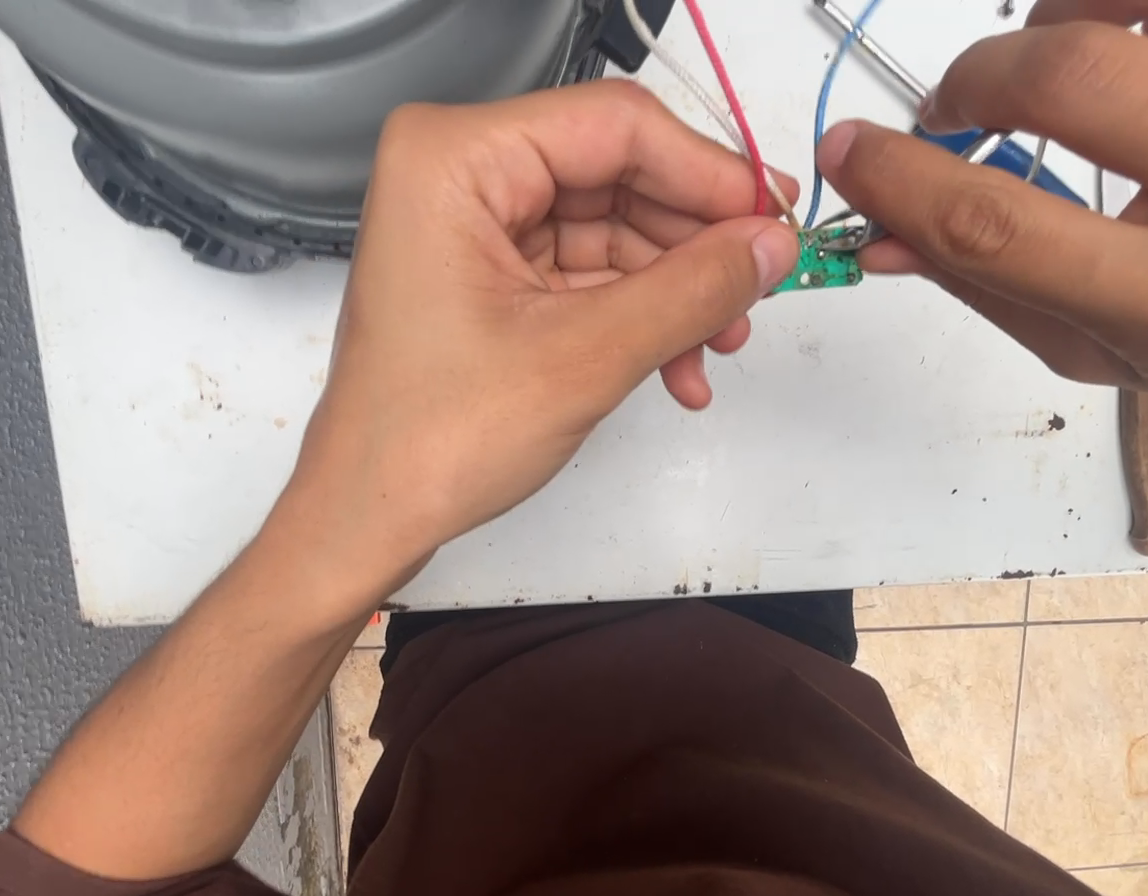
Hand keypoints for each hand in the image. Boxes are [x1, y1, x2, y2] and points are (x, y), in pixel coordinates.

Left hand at [276, 80, 800, 588]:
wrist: (375, 515)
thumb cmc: (436, 441)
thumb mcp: (585, 357)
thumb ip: (690, 291)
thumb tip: (771, 246)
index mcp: (456, 160)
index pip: (616, 128)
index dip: (708, 173)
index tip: (772, 220)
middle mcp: (461, 180)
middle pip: (618, 180)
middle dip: (693, 247)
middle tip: (754, 292)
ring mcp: (477, 234)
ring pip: (611, 236)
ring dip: (673, 295)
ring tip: (715, 348)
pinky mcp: (492, 284)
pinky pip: (588, 281)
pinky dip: (638, 321)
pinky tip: (676, 369)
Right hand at [817, 0, 1147, 408]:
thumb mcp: (1103, 348)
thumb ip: (991, 286)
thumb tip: (884, 232)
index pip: (1002, 226)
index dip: (902, 179)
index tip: (848, 151)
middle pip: (1078, 77)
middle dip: (981, 77)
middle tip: (960, 102)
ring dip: (1067, 5)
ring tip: (1056, 49)